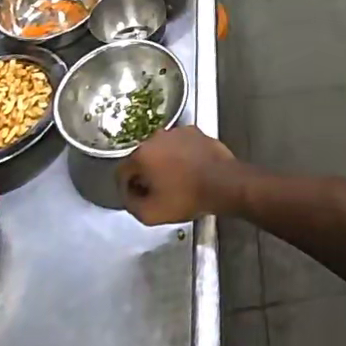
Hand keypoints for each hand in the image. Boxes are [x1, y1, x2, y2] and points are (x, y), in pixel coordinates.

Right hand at [118, 127, 242, 224]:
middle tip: (158, 191)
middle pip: (141, 158)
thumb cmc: (187, 198)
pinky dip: (181, 154)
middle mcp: (154, 138)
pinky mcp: (193, 131)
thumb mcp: (152, 214)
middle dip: (146, 174)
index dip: (127, 187)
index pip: (122, 172)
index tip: (137, 197)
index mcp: (141, 155)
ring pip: (161, 149)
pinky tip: (191, 168)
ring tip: (177, 181)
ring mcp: (175, 132)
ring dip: (163, 162)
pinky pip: (179, 144)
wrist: (224, 183)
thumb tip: (129, 196)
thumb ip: (132, 205)